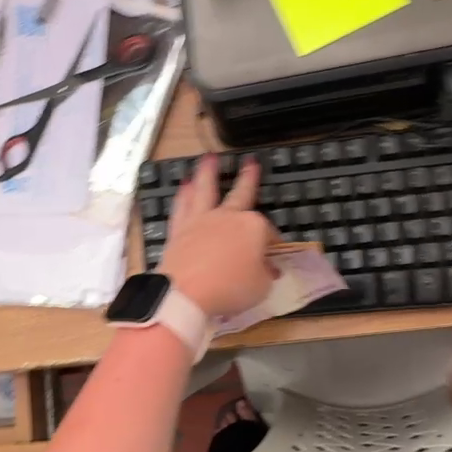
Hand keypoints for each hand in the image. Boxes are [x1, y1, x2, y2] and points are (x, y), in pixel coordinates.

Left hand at [159, 155, 277, 318]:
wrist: (186, 292)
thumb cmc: (230, 289)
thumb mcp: (261, 286)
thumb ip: (265, 274)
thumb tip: (268, 269)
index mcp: (253, 227)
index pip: (268, 232)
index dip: (272, 244)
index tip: (273, 259)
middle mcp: (227, 216)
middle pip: (240, 193)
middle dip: (248, 178)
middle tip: (250, 162)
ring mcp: (201, 220)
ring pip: (205, 189)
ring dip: (208, 173)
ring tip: (208, 158)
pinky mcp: (179, 230)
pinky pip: (182, 207)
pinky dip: (184, 195)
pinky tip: (184, 186)